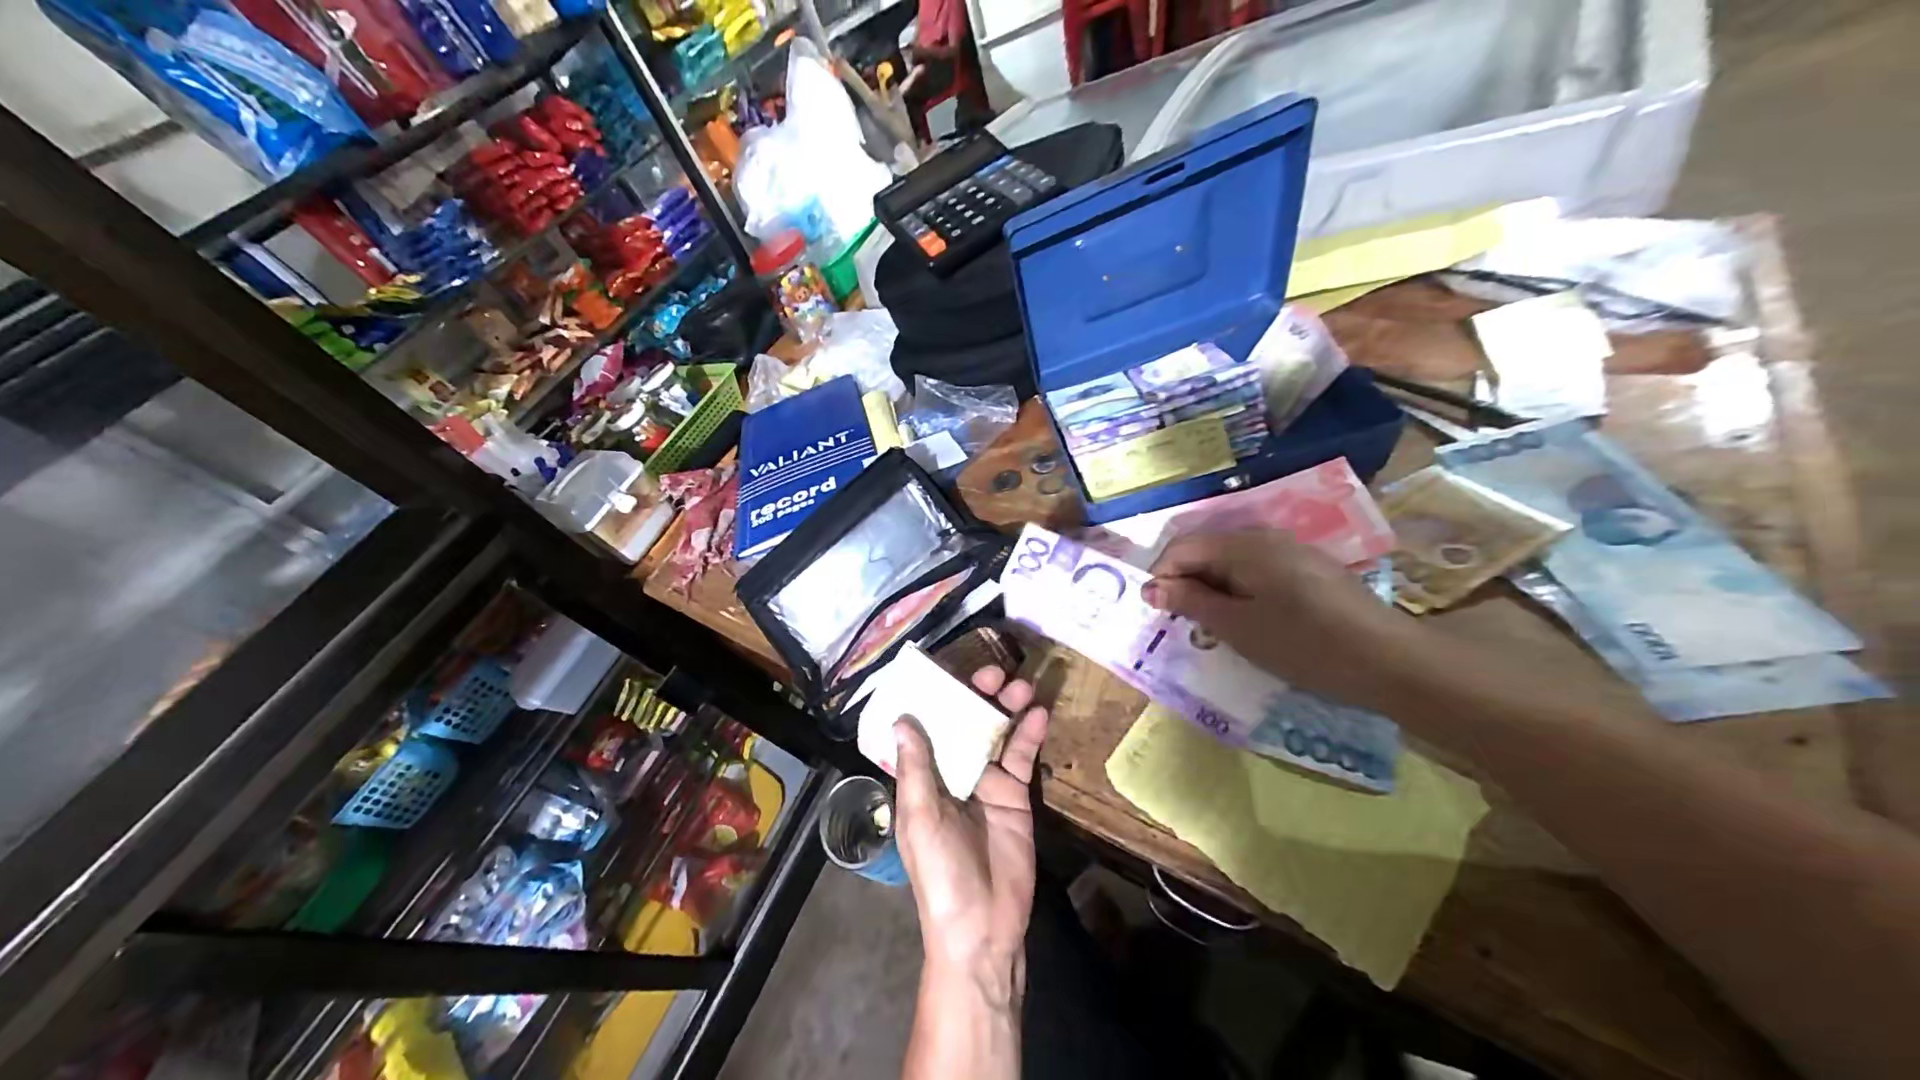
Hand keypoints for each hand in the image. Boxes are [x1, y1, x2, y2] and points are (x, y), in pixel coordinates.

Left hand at [892, 667, 1049, 996]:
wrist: (983, 925)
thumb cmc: (940, 873)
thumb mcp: (920, 818)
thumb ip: (916, 768)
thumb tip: (903, 719)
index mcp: (924, 777)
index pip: (930, 727)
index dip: (937, 698)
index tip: (947, 670)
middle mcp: (954, 772)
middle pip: (966, 723)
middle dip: (978, 695)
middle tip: (994, 674)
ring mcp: (987, 781)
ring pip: (996, 733)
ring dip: (1007, 707)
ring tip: (1020, 687)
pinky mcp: (1016, 794)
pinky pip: (1023, 756)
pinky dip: (1031, 733)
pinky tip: (1039, 713)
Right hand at [1143, 529, 1443, 714]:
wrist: (1388, 660)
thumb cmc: (1303, 643)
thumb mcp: (1237, 627)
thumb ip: (1191, 602)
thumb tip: (1152, 588)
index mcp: (1244, 544)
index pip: (1182, 546)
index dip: (1161, 576)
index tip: (1156, 613)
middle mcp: (1265, 537)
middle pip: (1207, 550)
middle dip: (1186, 583)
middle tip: (1184, 624)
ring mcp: (1291, 551)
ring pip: (1232, 562)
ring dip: (1213, 589)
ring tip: (1214, 627)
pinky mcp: (1309, 569)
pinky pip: (1258, 571)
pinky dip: (1240, 592)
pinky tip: (1250, 622)